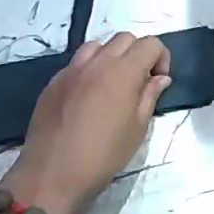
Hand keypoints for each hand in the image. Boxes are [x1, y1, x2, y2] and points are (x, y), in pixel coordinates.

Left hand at [0, 33, 171, 213]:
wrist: (52, 175)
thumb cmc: (104, 155)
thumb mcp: (138, 128)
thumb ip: (150, 96)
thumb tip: (160, 78)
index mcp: (123, 72)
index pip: (150, 44)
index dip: (161, 58)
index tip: (159, 81)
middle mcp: (97, 62)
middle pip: (124, 38)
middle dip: (138, 53)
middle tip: (139, 81)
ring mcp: (71, 70)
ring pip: (97, 46)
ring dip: (111, 56)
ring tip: (113, 83)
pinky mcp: (53, 83)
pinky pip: (76, 63)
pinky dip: (89, 69)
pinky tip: (89, 96)